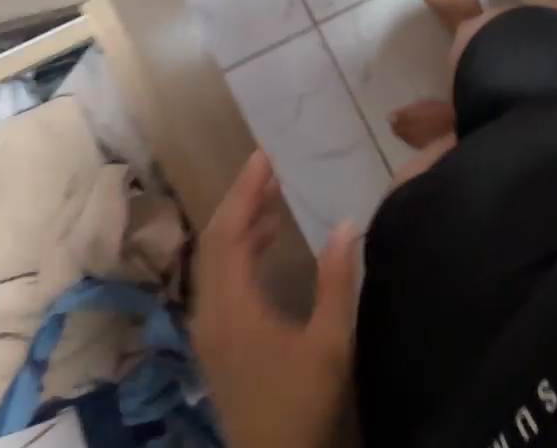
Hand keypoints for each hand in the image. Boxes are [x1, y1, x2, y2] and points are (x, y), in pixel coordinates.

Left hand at [191, 152, 358, 447]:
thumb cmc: (302, 402)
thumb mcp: (330, 343)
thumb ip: (336, 281)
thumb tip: (348, 222)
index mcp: (232, 308)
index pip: (228, 234)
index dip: (245, 192)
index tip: (265, 155)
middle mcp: (210, 312)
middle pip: (215, 241)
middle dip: (241, 199)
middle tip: (270, 165)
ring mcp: (208, 328)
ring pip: (215, 259)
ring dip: (240, 222)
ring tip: (272, 192)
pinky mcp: (216, 339)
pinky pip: (220, 277)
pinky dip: (240, 249)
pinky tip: (266, 241)